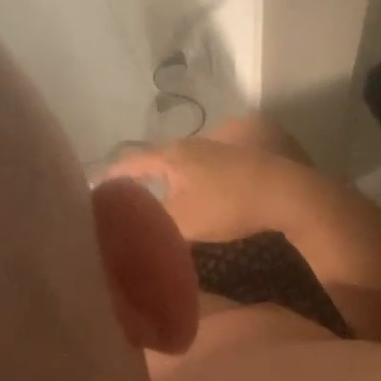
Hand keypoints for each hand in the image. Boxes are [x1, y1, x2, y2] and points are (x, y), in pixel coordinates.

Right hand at [99, 136, 306, 243]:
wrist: (287, 192)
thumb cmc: (228, 204)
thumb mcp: (181, 222)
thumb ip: (148, 227)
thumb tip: (122, 236)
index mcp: (171, 155)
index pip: (130, 163)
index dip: (111, 177)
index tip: (94, 187)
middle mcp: (192, 144)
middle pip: (157, 160)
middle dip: (142, 178)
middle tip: (128, 198)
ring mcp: (220, 147)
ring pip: (184, 163)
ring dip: (171, 179)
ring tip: (162, 198)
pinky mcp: (242, 157)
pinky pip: (205, 168)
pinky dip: (194, 181)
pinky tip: (199, 195)